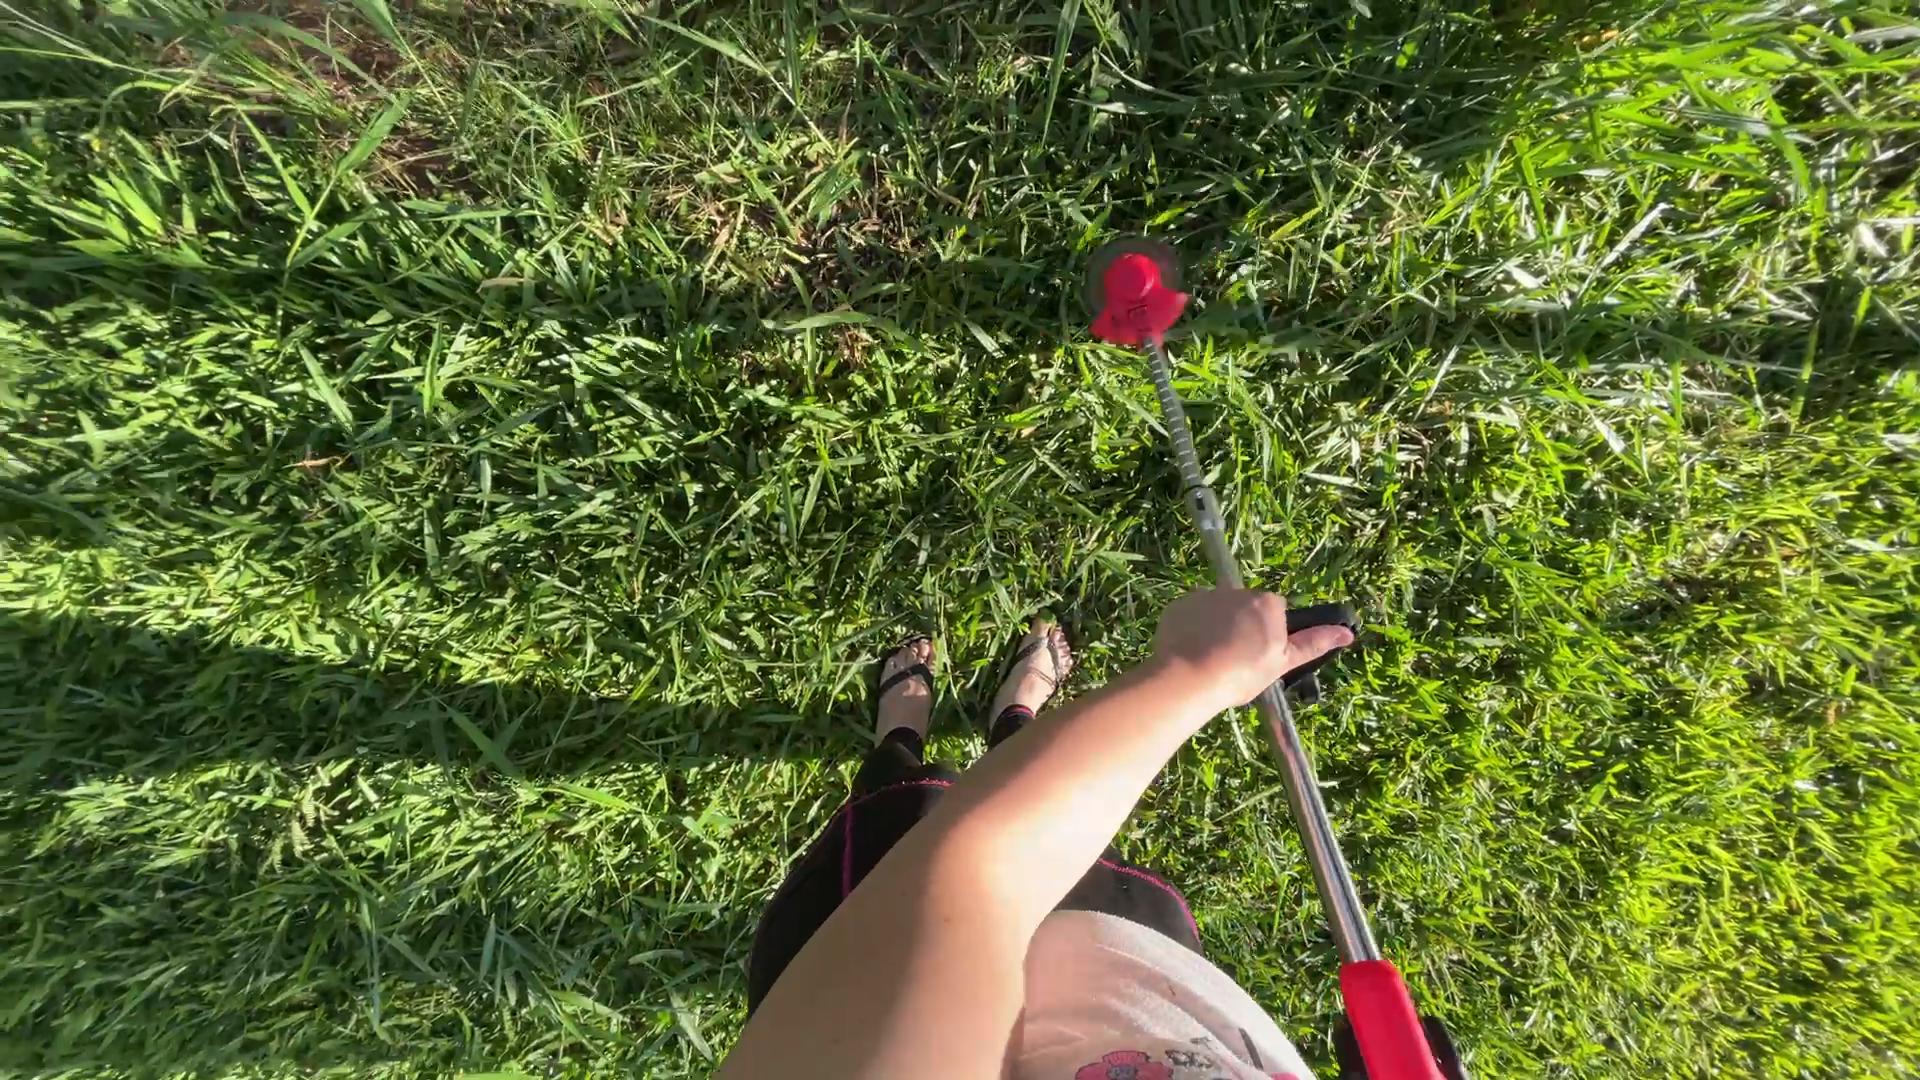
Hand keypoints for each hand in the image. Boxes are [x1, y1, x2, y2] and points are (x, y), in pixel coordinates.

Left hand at [1153, 588, 1354, 708]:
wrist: (1189, 677)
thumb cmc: (1242, 673)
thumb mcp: (1282, 662)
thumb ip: (1312, 643)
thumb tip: (1346, 633)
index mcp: (1266, 602)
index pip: (1274, 611)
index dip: (1268, 633)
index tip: (1259, 653)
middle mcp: (1235, 591)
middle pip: (1244, 607)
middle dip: (1242, 625)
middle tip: (1235, 657)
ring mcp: (1204, 596)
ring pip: (1216, 609)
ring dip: (1215, 625)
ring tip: (1210, 656)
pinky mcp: (1178, 605)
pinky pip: (1191, 614)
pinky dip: (1191, 627)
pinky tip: (1190, 649)